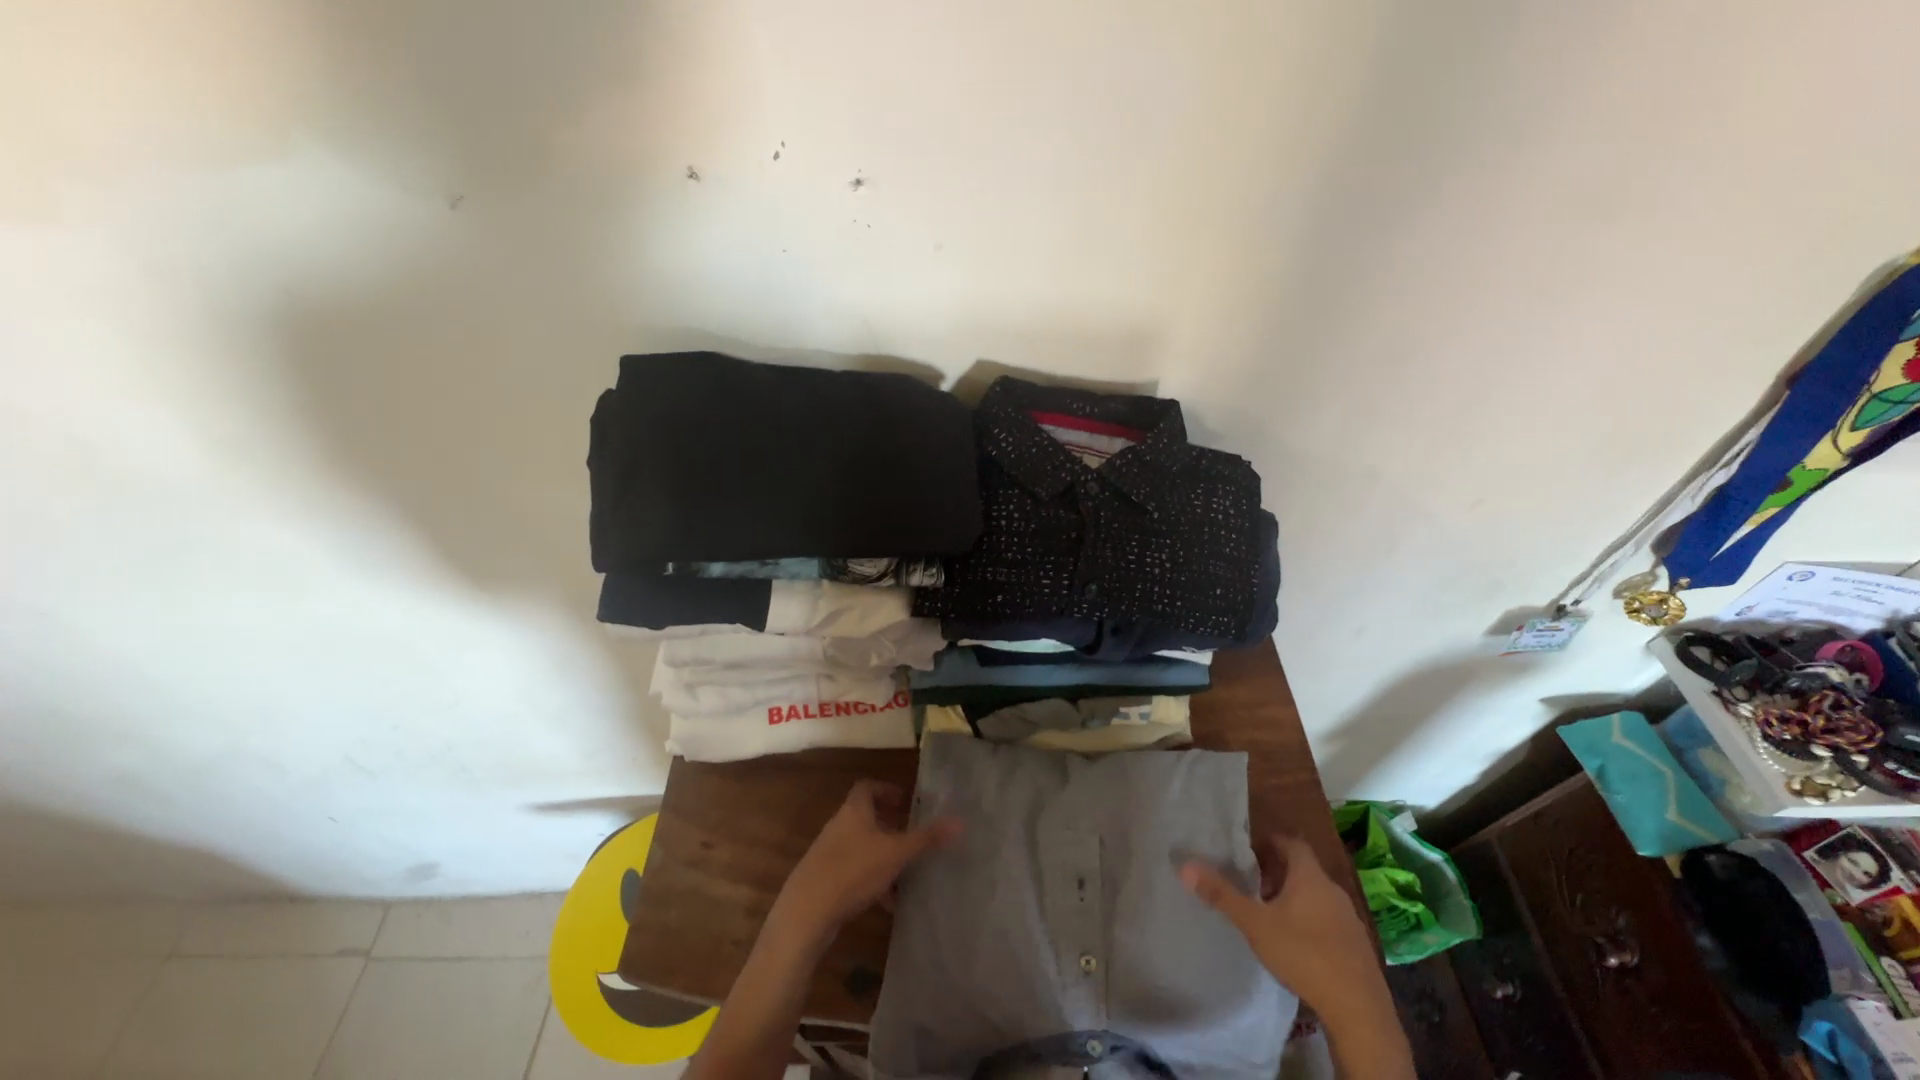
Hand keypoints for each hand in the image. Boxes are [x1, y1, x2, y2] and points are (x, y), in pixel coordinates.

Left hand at [774, 780, 961, 934]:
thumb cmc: (854, 871)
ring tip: (904, 871)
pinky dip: (871, 880)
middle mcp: (838, 826)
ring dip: (881, 855)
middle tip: (910, 834)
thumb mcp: (896, 854)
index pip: (867, 787)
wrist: (807, 910)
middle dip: (888, 825)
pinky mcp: (824, 878)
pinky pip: (853, 871)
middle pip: (864, 817)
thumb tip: (960, 822)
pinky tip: (887, 902)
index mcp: (854, 811)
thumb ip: (926, 838)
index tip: (904, 801)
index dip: (886, 790)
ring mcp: (828, 853)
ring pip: (861, 846)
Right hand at [1180, 835, 1386, 1025]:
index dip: (1271, 842)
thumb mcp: (1254, 924)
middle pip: (1303, 870)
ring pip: (1316, 896)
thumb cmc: (1303, 953)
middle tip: (1251, 883)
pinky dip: (1309, 920)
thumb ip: (1222, 895)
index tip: (1249, 849)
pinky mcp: (1355, 944)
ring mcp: (1348, 918)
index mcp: (1310, 877)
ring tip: (1268, 913)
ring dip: (1293, 898)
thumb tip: (1186, 866)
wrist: (1357, 1005)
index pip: (1292, 844)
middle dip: (1277, 872)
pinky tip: (1295, 942)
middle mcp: (1333, 890)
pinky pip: (1328, 919)